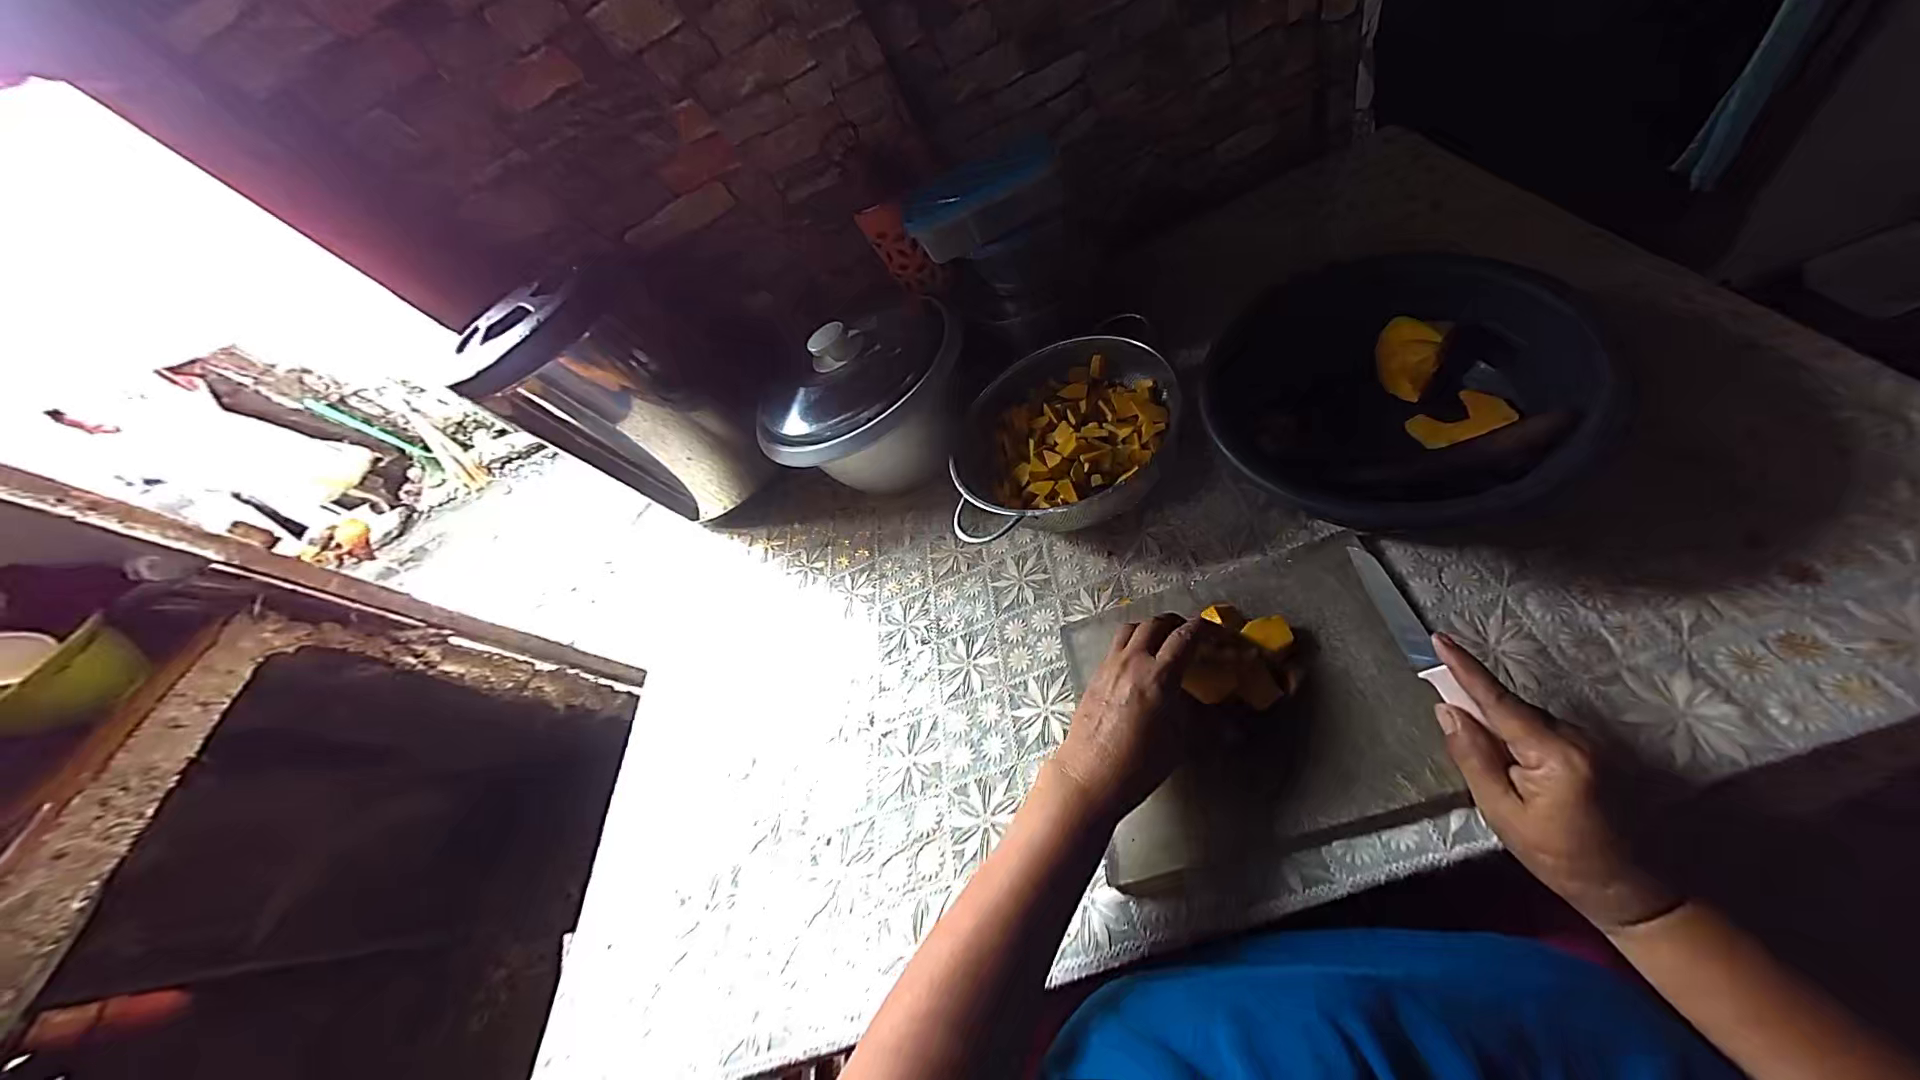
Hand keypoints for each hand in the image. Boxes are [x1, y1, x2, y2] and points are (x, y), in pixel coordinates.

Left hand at [1050, 614, 1216, 820]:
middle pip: (1155, 624)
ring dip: (1150, 628)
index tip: (1215, 631)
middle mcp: (1132, 662)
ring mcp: (1110, 666)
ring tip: (1163, 640)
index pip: (1185, 637)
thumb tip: (1234, 728)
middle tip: (1190, 633)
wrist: (1090, 773)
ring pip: (1131, 629)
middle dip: (1176, 623)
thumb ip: (1206, 724)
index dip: (1204, 629)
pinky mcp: (1095, 675)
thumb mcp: (1180, 742)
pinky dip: (1132, 643)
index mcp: (1158, 675)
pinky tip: (1138, 662)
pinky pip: (1116, 646)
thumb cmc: (1139, 762)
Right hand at [1432, 633, 1679, 930]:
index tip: (1440, 639)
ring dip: (1500, 730)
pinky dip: (1519, 740)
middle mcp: (1578, 739)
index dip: (1465, 669)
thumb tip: (1447, 709)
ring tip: (1498, 774)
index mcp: (1554, 755)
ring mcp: (1592, 744)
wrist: (1632, 892)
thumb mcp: (1501, 811)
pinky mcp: (1596, 752)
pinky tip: (1518, 773)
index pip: (1498, 702)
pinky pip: (1542, 732)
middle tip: (1452, 727)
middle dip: (1478, 711)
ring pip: (1526, 721)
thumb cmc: (1558, 857)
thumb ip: (1473, 756)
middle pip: (1511, 709)